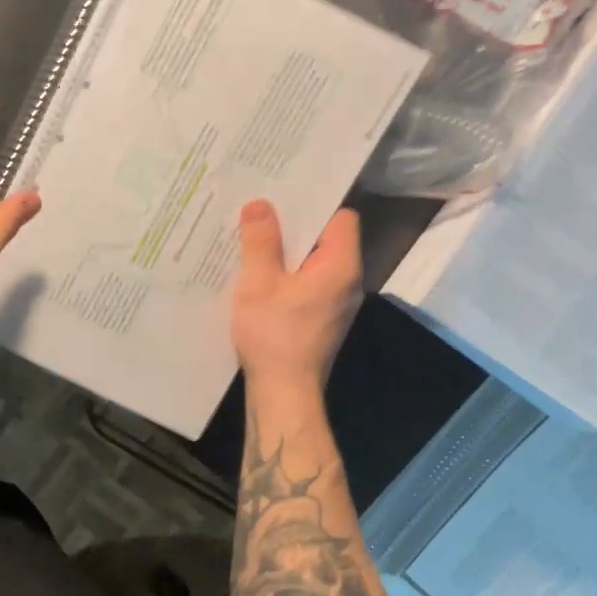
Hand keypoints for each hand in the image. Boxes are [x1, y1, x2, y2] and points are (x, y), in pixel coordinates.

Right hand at [231, 200, 362, 391]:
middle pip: (324, 241)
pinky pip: (305, 289)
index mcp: (341, 264)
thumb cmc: (274, 334)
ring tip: (249, 252)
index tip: (278, 202)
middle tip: (255, 221)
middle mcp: (347, 281)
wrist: (284, 392)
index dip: (311, 207)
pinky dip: (283, 283)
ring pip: (311, 267)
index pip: (340, 217)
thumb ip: (261, 242)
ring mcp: (336, 305)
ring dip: (283, 260)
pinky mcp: (320, 323)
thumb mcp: (259, 283)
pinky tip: (255, 287)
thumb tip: (260, 204)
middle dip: (290, 232)